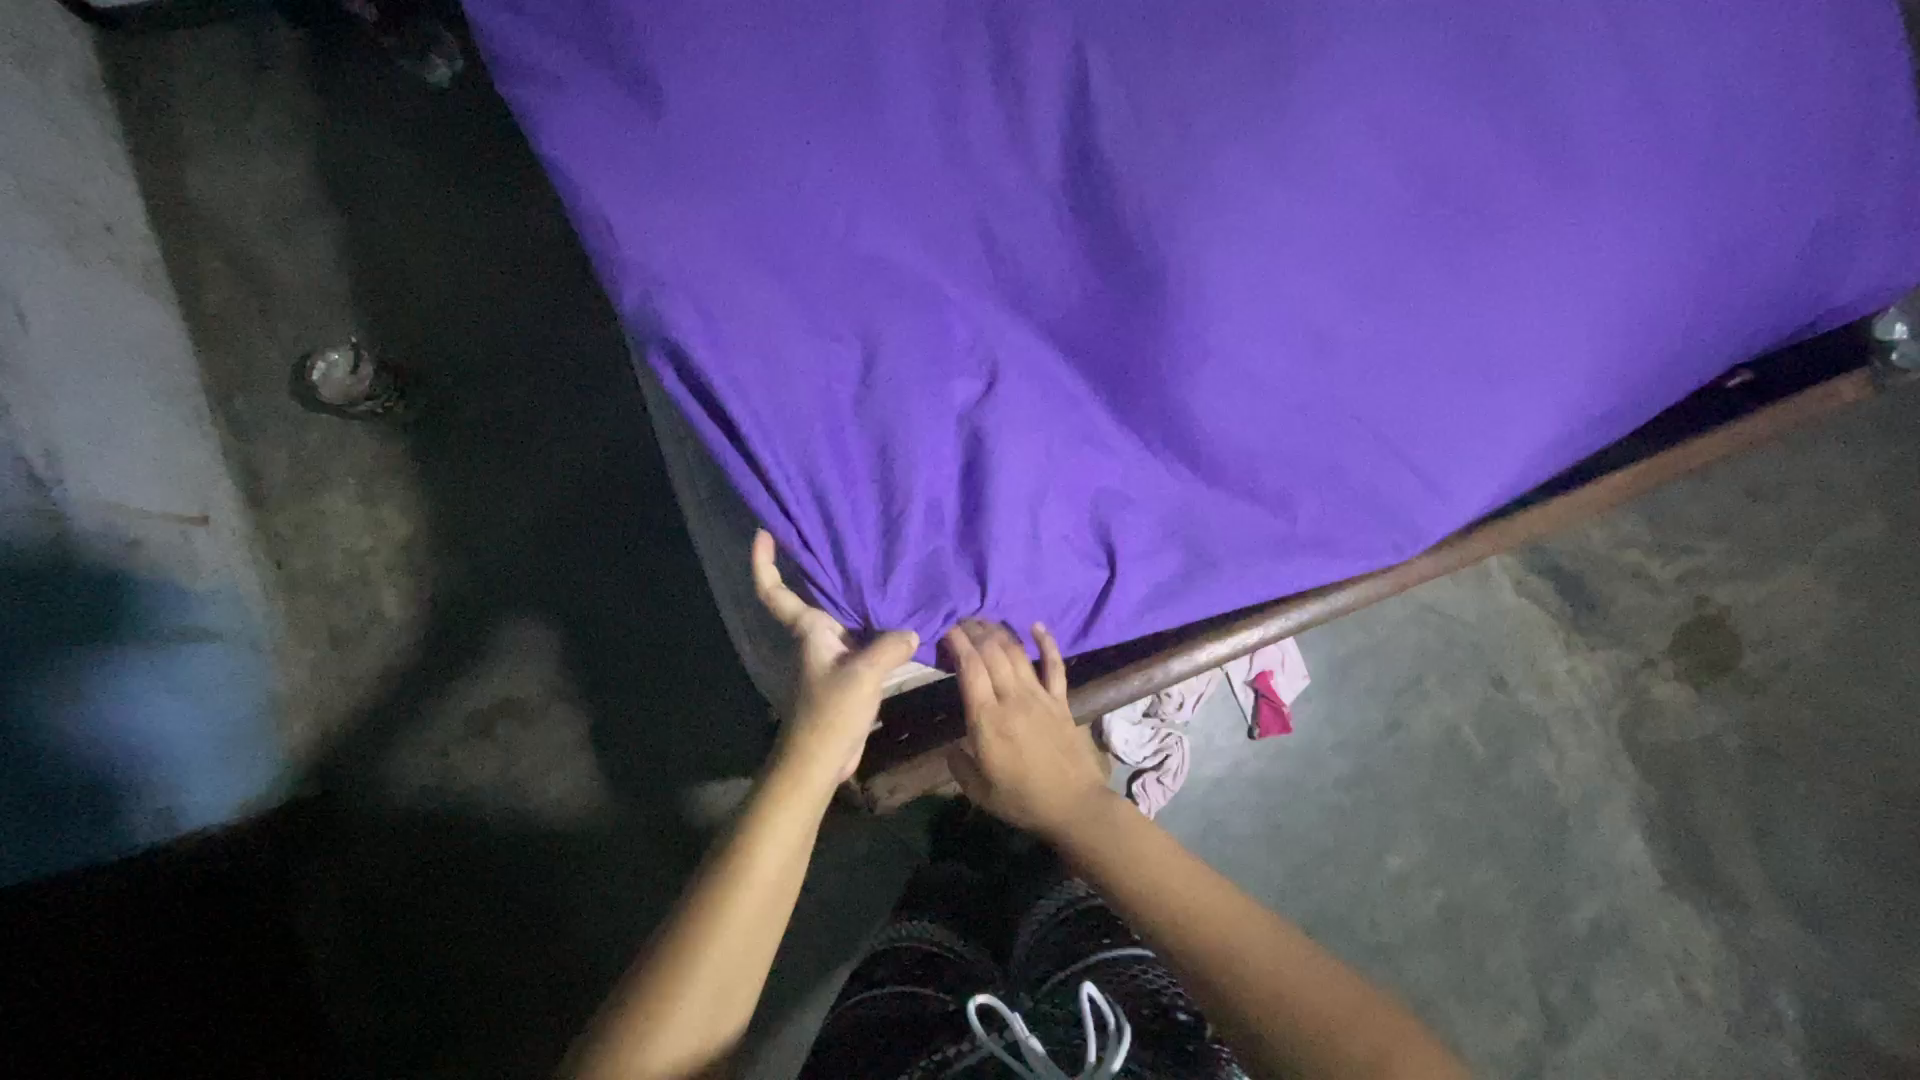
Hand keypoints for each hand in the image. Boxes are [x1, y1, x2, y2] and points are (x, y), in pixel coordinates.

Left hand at [753, 529, 918, 784]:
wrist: (821, 761)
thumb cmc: (829, 713)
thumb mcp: (863, 675)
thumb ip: (890, 646)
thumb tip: (912, 631)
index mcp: (809, 629)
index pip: (773, 590)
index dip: (764, 561)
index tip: (764, 532)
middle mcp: (818, 636)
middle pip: (819, 594)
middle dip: (829, 566)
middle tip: (855, 535)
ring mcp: (836, 655)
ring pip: (850, 616)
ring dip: (866, 598)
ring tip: (893, 569)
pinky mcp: (853, 673)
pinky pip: (868, 640)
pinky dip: (885, 629)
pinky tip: (910, 620)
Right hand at [943, 619, 1112, 838]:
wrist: (1075, 806)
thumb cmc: (1023, 801)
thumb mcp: (979, 792)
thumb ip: (959, 766)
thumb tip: (951, 748)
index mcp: (987, 720)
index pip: (969, 668)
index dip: (957, 643)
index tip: (945, 629)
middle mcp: (1012, 699)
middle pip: (991, 652)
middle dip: (974, 630)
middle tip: (960, 619)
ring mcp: (1040, 697)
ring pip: (1017, 653)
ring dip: (999, 632)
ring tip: (984, 620)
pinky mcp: (1061, 702)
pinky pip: (1054, 665)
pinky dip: (1046, 642)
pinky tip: (1036, 626)